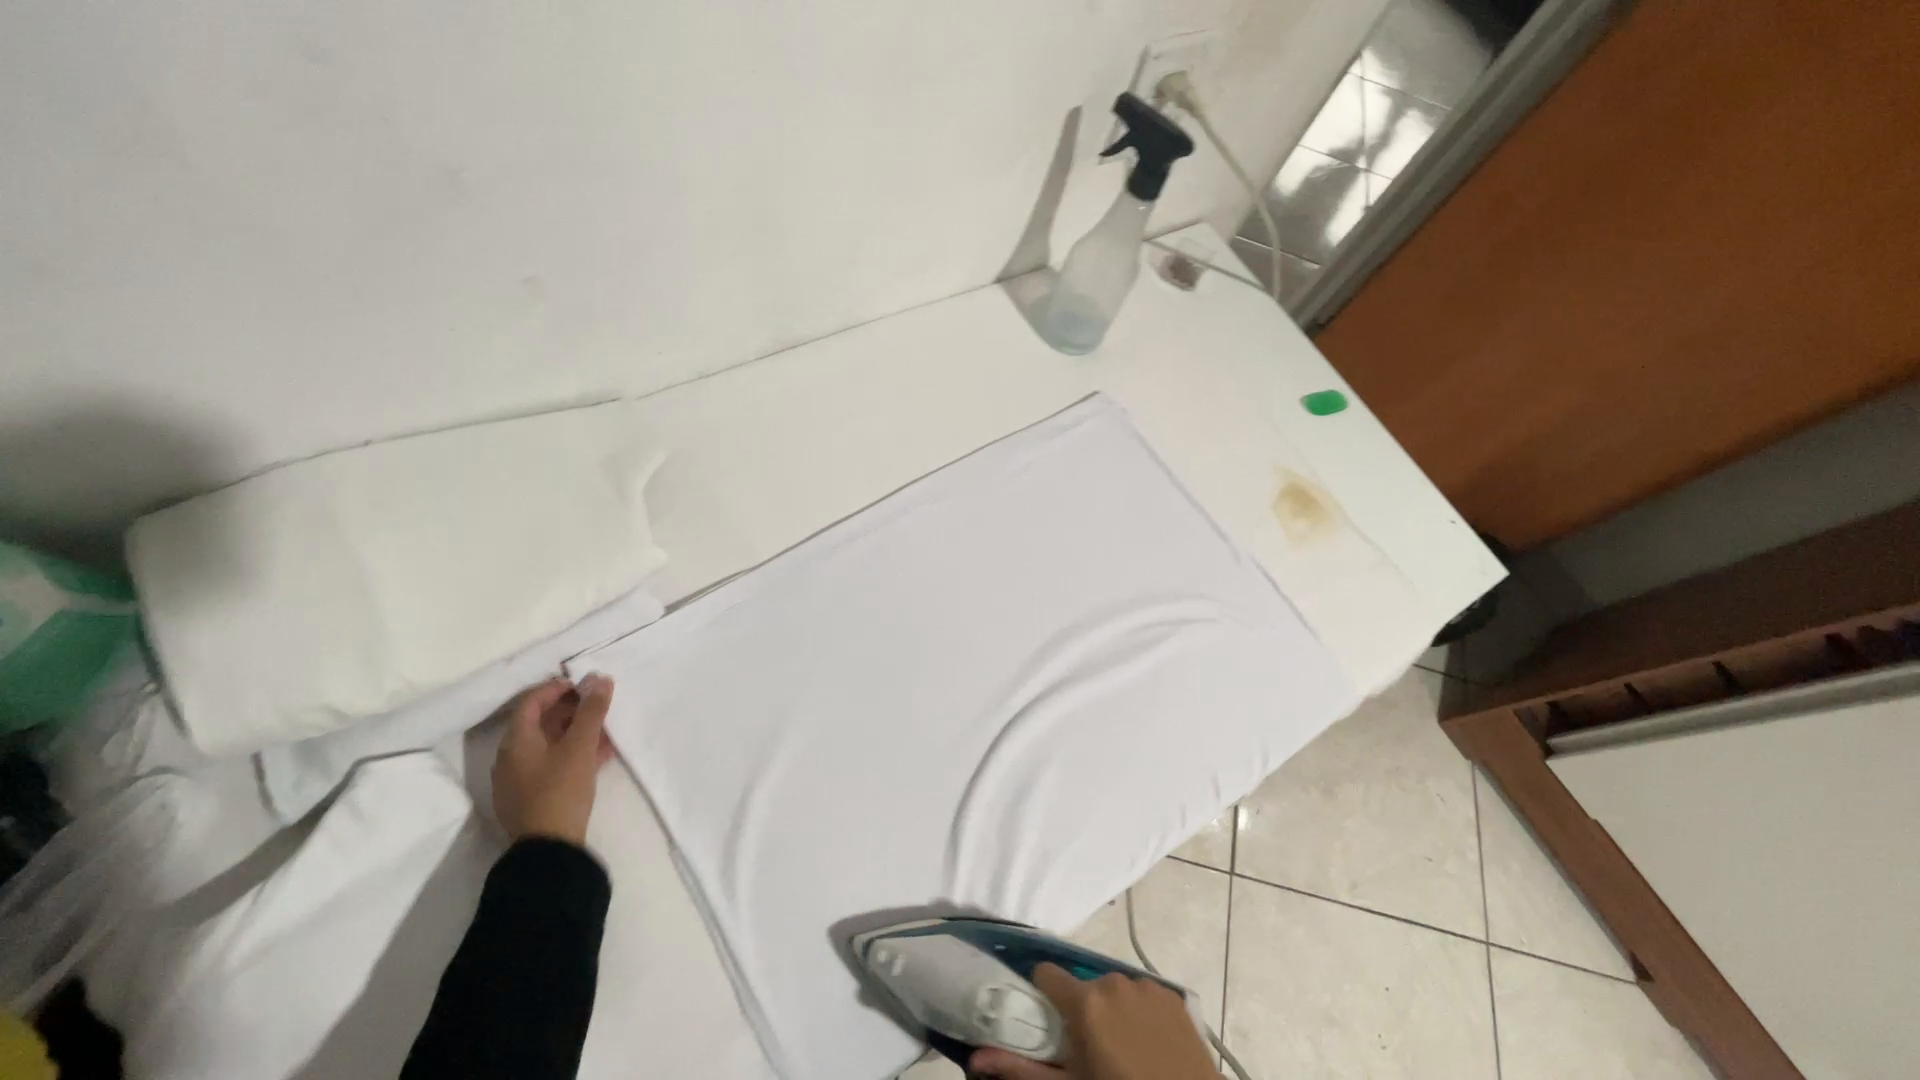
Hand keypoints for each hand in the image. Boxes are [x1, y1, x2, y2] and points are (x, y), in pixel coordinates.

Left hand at [491, 674, 615, 845]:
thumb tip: (600, 678)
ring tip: (604, 730)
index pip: (531, 702)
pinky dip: (573, 754)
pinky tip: (598, 756)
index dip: (557, 688)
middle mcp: (511, 757)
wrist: (548, 849)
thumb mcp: (580, 746)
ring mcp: (519, 779)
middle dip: (570, 710)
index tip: (584, 685)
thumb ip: (591, 711)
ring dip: (575, 733)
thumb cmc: (560, 790)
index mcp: (516, 741)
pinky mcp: (531, 797)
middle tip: (598, 706)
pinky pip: (552, 764)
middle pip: (539, 722)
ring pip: (548, 745)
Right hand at [969, 963, 1216, 1079]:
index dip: (1042, 995)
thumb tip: (975, 1056)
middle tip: (1088, 1049)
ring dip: (1110, 1009)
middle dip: (1080, 1011)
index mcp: (1085, 1001)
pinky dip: (1138, 1011)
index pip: (1046, 974)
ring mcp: (1147, 986)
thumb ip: (1021, 1069)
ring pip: (1112, 988)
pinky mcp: (1173, 995)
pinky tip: (1146, 1042)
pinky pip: (1142, 993)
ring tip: (1120, 1048)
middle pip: (1081, 985)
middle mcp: (1114, 981)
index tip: (1048, 1023)